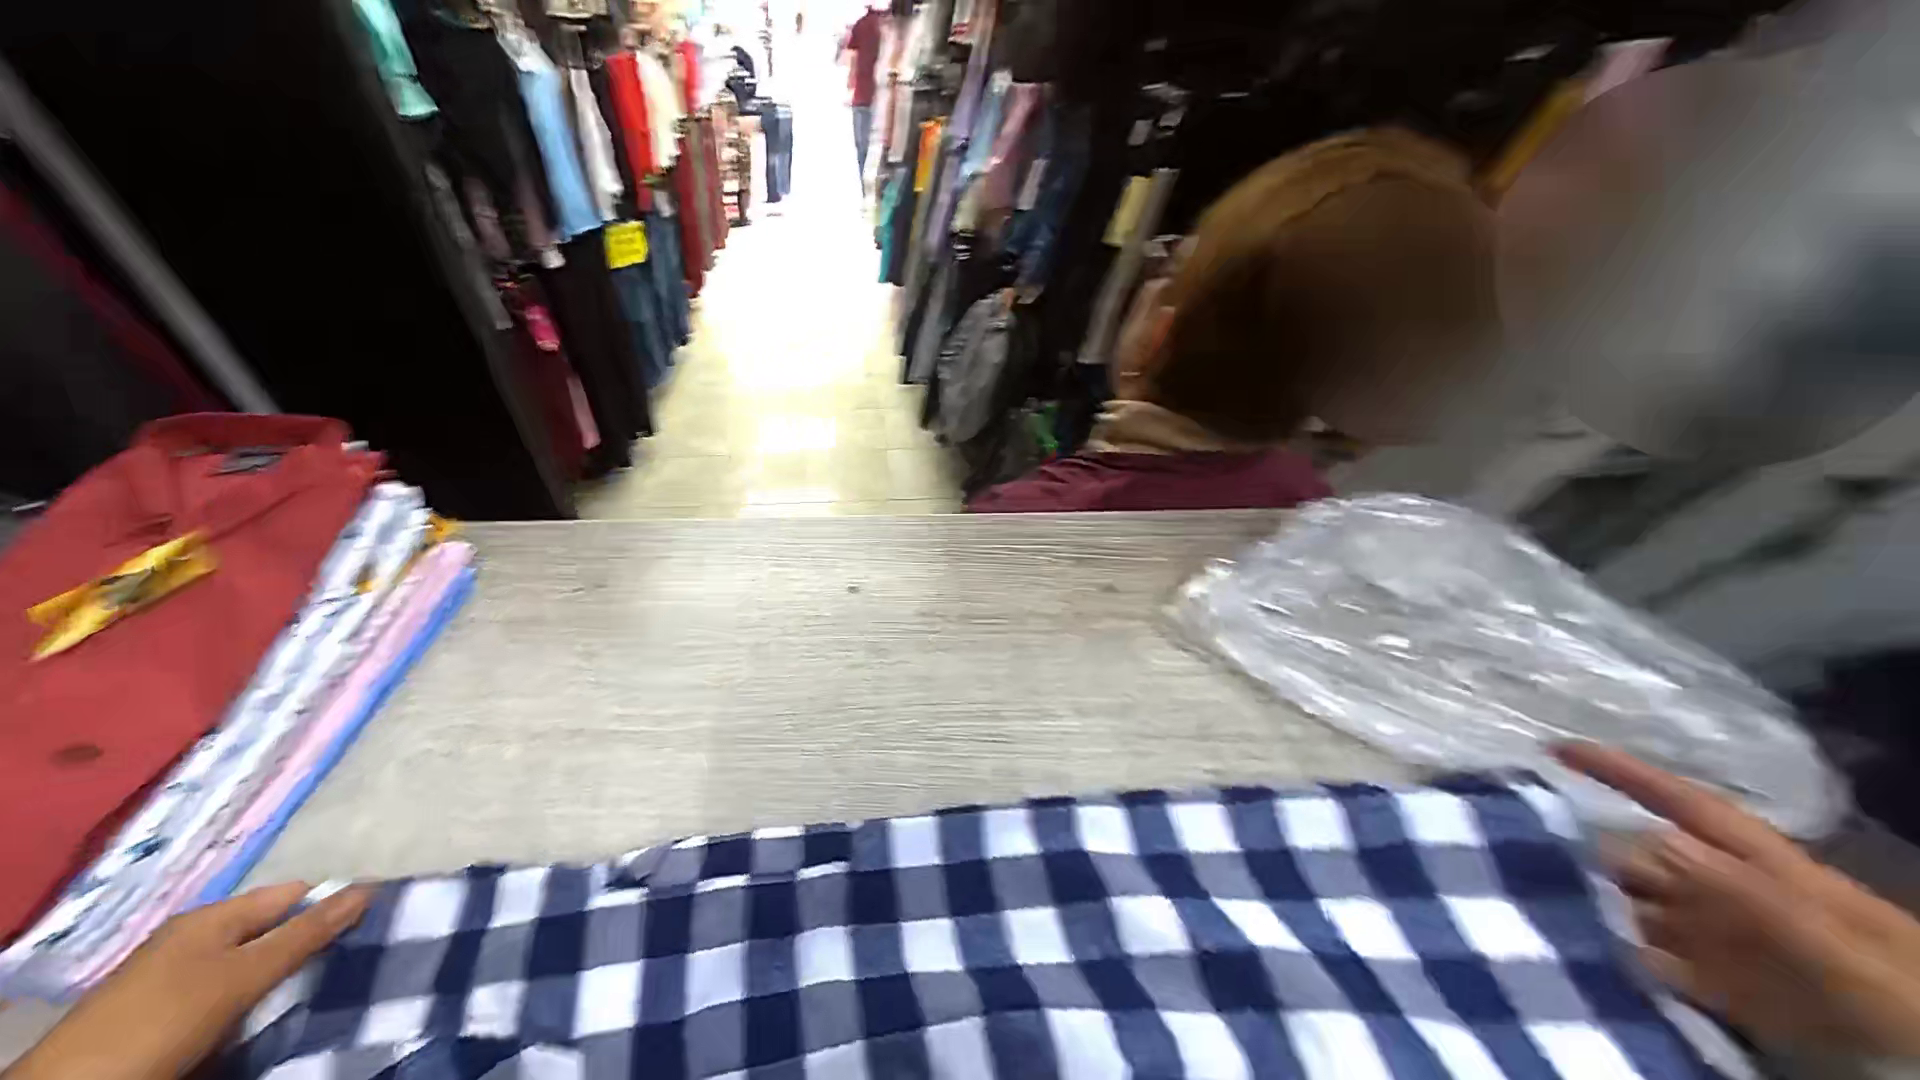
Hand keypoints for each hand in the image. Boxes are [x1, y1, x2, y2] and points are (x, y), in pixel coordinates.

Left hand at [7, 883, 369, 1079]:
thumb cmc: (165, 1019)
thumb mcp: (245, 975)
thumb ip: (307, 931)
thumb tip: (368, 887)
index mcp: (212, 916)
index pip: (294, 893)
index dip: (331, 906)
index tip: (365, 928)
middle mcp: (193, 936)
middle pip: (271, 928)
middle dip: (306, 944)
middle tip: (341, 963)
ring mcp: (171, 974)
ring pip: (250, 962)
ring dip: (278, 976)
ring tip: (307, 991)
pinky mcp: (160, 1009)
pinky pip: (225, 990)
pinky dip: (248, 999)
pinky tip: (261, 1015)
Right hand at [1559, 743, 1919, 1055]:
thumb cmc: (1898, 992)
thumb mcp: (1837, 942)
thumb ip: (1749, 892)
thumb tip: (1653, 838)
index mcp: (1760, 867)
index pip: (1681, 805)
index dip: (1622, 773)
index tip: (1556, 748)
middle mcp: (1724, 891)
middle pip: (1637, 855)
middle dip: (1578, 843)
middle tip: (1511, 834)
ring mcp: (1718, 938)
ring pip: (1630, 903)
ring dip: (1585, 898)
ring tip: (1526, 890)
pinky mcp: (1711, 983)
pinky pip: (1642, 957)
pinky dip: (1608, 950)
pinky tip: (1572, 945)